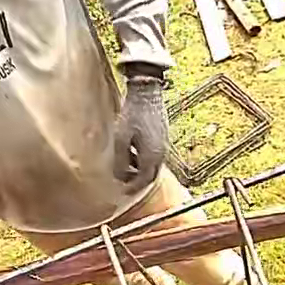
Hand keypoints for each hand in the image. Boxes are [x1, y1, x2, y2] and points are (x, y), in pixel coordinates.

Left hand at [111, 67, 167, 187]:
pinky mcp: (164, 137)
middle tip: (126, 183)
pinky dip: (146, 161)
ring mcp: (164, 146)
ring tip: (128, 168)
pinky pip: (156, 156)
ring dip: (142, 171)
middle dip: (139, 182)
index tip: (123, 191)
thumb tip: (120, 177)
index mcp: (151, 157)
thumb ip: (121, 160)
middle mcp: (161, 154)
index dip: (133, 188)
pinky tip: (135, 153)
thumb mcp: (121, 138)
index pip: (144, 181)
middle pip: (151, 176)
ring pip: (154, 166)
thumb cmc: (132, 114)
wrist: (148, 93)